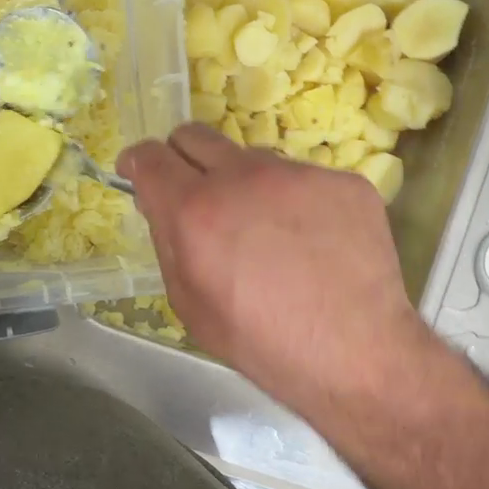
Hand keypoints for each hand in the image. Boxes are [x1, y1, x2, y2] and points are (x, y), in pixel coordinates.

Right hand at [119, 124, 434, 418]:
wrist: (353, 352)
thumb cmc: (257, 339)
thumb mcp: (186, 301)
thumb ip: (167, 243)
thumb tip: (163, 207)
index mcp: (194, 209)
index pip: (150, 156)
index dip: (135, 162)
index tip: (135, 172)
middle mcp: (243, 176)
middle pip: (194, 136)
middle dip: (181, 158)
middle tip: (191, 193)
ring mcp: (298, 173)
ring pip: (251, 158)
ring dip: (241, 183)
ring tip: (262, 230)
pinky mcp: (343, 181)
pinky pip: (300, 178)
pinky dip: (291, 201)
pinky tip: (306, 242)